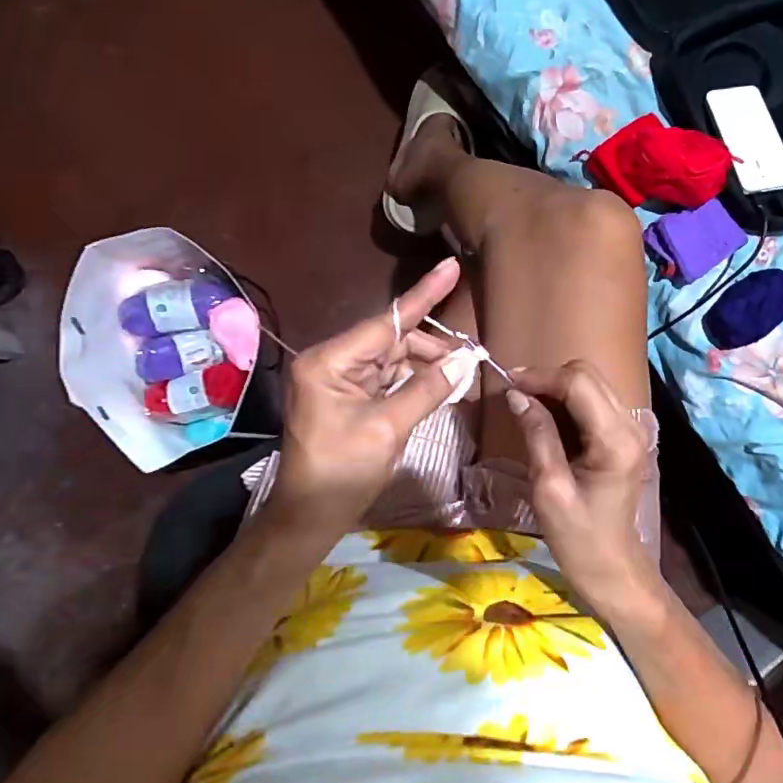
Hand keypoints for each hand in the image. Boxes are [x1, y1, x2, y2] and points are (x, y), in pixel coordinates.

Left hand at [269, 258, 467, 533]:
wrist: (309, 515)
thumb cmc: (342, 472)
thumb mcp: (388, 429)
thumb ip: (426, 389)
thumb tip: (463, 362)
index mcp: (330, 361)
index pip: (386, 322)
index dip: (424, 296)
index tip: (450, 267)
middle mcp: (332, 361)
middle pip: (392, 340)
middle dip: (432, 347)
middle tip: (472, 358)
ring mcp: (339, 379)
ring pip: (393, 359)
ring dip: (426, 366)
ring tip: (463, 376)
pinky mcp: (348, 396)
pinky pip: (387, 378)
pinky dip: (414, 382)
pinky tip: (442, 386)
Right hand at [504, 362, 657, 613]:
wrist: (612, 568)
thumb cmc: (578, 538)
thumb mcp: (549, 487)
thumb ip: (537, 434)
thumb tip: (515, 394)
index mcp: (615, 440)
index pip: (578, 383)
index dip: (540, 377)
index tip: (506, 384)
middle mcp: (630, 426)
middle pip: (587, 374)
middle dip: (547, 378)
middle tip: (513, 393)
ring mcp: (631, 429)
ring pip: (590, 383)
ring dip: (555, 387)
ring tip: (524, 403)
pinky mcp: (624, 435)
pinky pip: (592, 401)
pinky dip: (566, 400)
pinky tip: (544, 416)